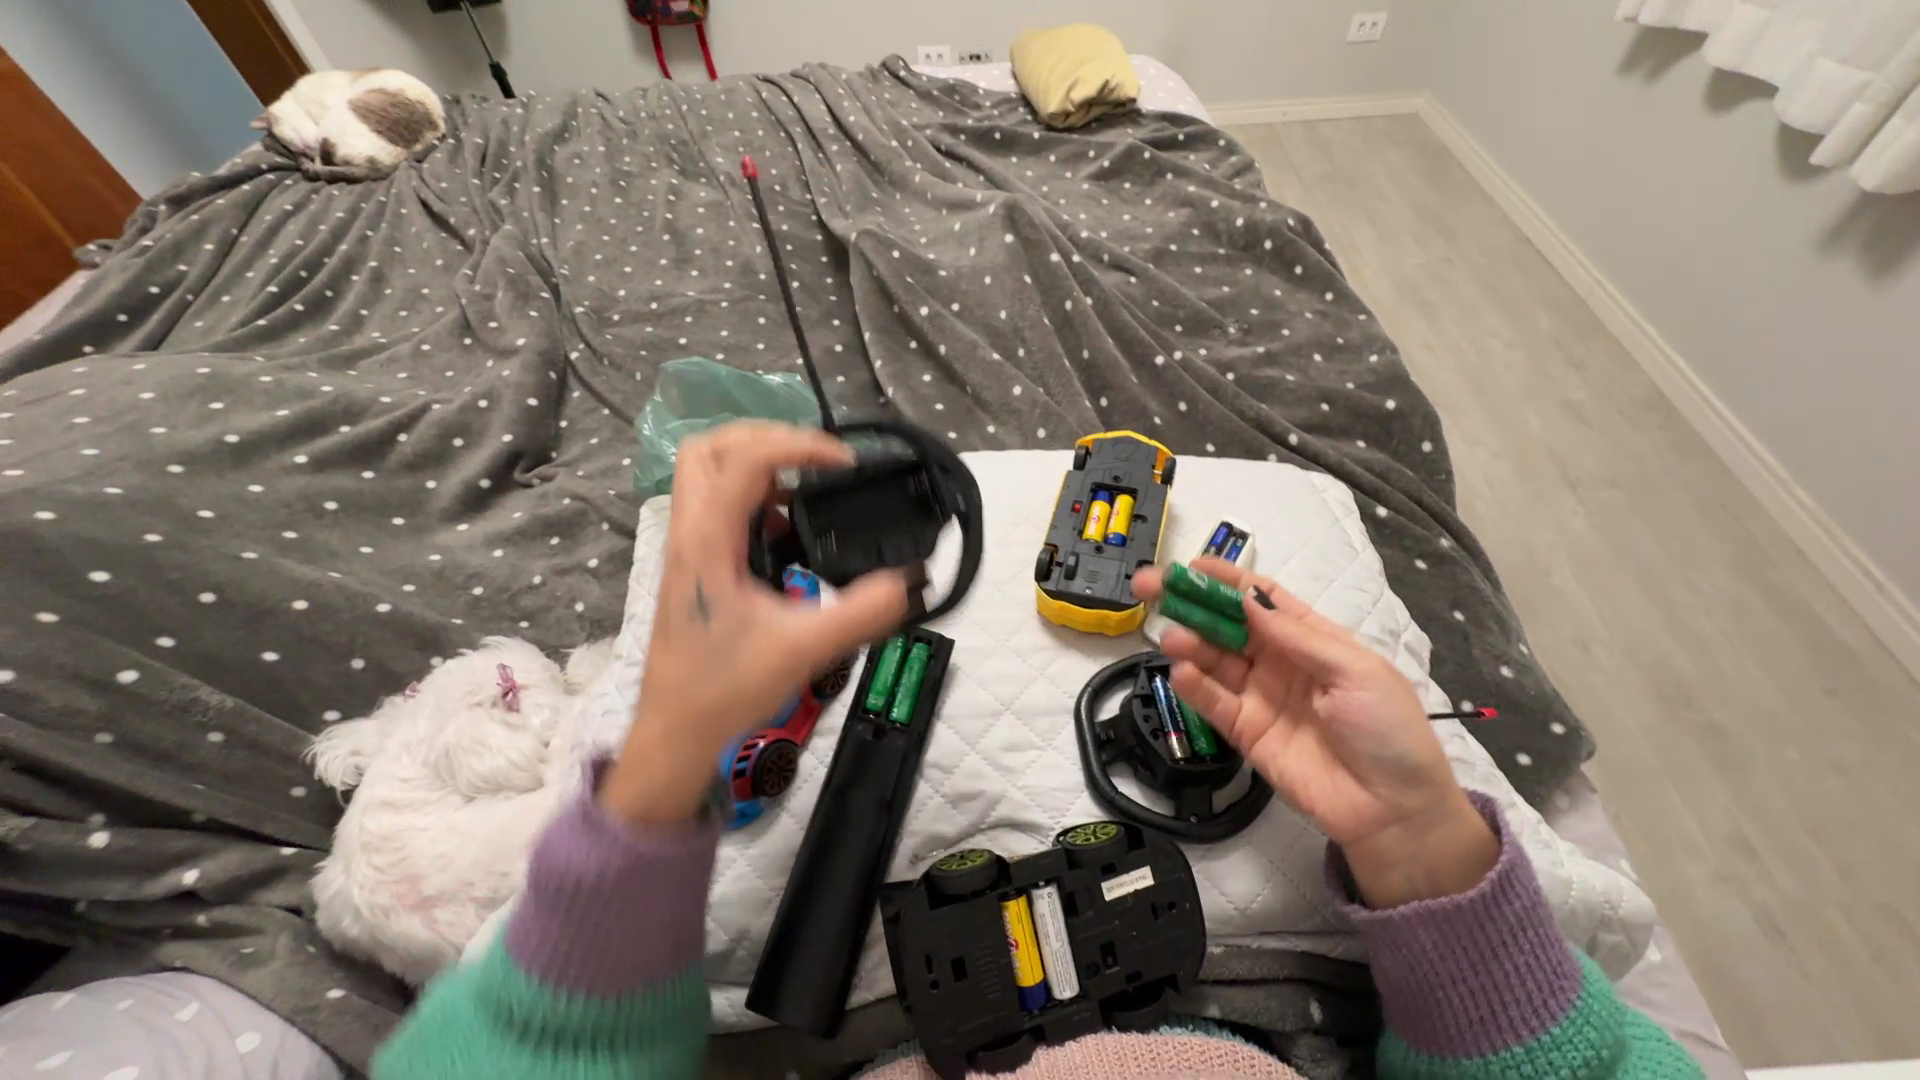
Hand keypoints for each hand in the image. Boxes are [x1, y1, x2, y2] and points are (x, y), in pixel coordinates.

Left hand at [599, 422, 909, 826]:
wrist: (674, 733)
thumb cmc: (726, 689)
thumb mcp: (804, 650)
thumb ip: (863, 612)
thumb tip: (911, 580)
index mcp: (707, 541)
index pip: (746, 459)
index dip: (799, 446)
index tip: (844, 465)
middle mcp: (689, 533)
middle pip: (709, 447)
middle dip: (765, 436)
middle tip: (814, 457)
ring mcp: (686, 548)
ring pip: (706, 473)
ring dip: (755, 463)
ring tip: (805, 484)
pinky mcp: (694, 565)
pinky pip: (715, 505)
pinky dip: (751, 495)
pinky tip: (786, 527)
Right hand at [1132, 559, 1495, 906]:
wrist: (1392, 810)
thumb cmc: (1387, 730)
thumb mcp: (1356, 671)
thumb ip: (1298, 636)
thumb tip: (1248, 598)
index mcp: (1311, 638)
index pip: (1261, 598)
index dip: (1226, 580)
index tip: (1191, 566)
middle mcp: (1279, 661)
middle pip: (1227, 623)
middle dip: (1190, 603)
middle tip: (1151, 588)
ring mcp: (1259, 696)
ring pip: (1213, 659)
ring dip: (1190, 642)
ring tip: (1172, 637)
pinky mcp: (1244, 732)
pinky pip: (1212, 702)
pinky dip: (1194, 686)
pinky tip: (1182, 672)